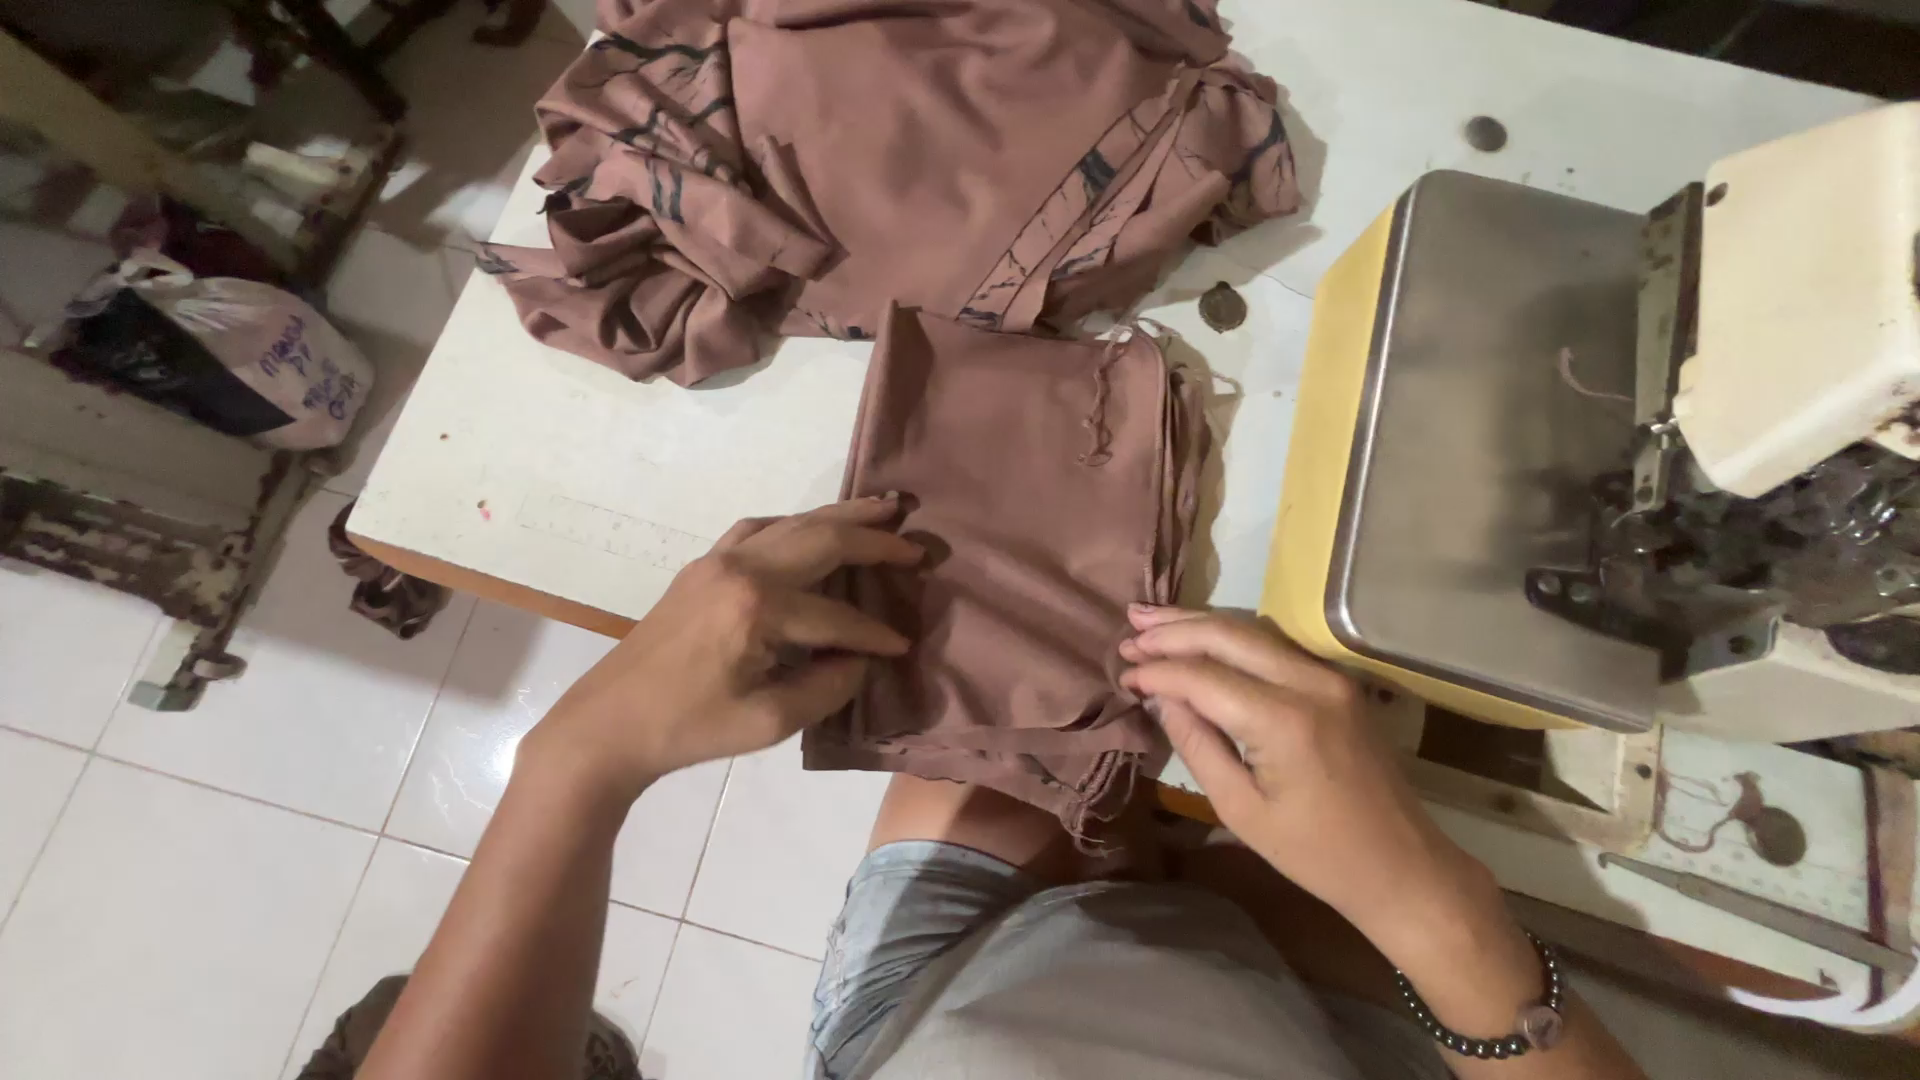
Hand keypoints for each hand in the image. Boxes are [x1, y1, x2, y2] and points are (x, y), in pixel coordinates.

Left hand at [521, 495, 920, 802]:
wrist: (608, 724)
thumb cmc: (690, 728)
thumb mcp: (770, 722)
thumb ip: (829, 686)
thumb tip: (861, 659)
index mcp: (758, 608)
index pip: (836, 616)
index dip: (874, 634)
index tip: (903, 646)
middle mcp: (741, 568)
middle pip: (822, 539)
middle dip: (874, 539)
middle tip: (915, 543)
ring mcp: (718, 560)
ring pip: (792, 523)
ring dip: (840, 516)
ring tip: (882, 508)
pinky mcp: (702, 566)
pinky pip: (757, 529)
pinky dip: (794, 523)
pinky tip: (810, 529)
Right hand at [1118, 606, 1497, 951]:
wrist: (1404, 867)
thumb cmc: (1316, 853)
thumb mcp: (1240, 809)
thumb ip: (1196, 744)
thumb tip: (1162, 697)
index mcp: (1283, 720)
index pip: (1202, 675)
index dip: (1157, 671)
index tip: (1124, 674)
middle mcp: (1309, 682)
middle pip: (1226, 635)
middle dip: (1172, 631)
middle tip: (1129, 630)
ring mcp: (1329, 676)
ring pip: (1251, 629)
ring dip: (1198, 623)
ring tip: (1150, 619)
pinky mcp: (1336, 681)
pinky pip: (1273, 643)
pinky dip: (1229, 635)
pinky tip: (1200, 634)